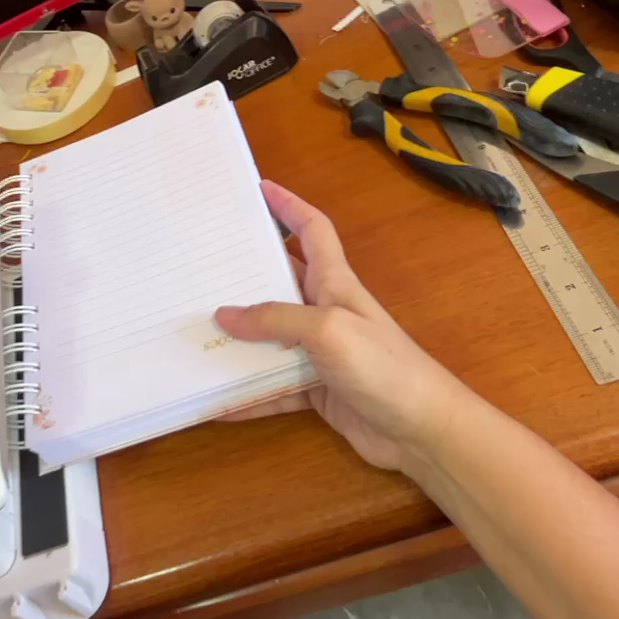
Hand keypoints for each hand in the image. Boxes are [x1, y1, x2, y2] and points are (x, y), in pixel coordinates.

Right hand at [215, 182, 461, 469]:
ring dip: (238, 338)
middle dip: (244, 273)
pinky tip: (216, 401)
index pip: (312, 230)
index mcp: (334, 283)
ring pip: (269, 337)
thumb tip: (224, 315)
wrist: (423, 430)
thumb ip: (275, 319)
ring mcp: (319, 352)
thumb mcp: (326, 330)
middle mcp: (324, 311)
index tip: (259, 188)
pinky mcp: (316, 389)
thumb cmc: (383, 366)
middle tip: (202, 267)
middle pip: (279, 282)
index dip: (289, 205)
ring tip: (195, 332)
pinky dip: (247, 393)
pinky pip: (272, 385)